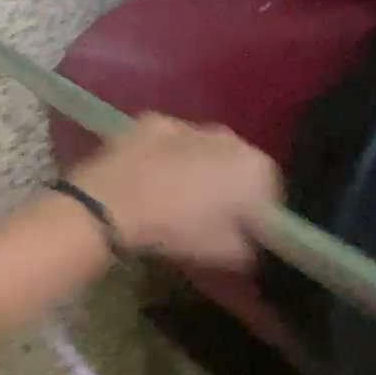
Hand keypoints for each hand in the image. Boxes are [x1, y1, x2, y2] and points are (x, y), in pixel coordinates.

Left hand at [65, 115, 279, 268]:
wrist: (108, 203)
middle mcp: (226, 137)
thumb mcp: (222, 252)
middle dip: (225, 182)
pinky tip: (147, 171)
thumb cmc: (173, 228)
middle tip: (203, 209)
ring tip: (172, 190)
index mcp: (254, 167)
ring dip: (194, 163)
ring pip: (201, 147)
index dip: (253, 210)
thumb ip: (246, 246)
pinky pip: (166, 138)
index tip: (238, 226)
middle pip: (234, 163)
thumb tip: (246, 243)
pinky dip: (163, 151)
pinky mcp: (148, 122)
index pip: (267, 190)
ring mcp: (185, 124)